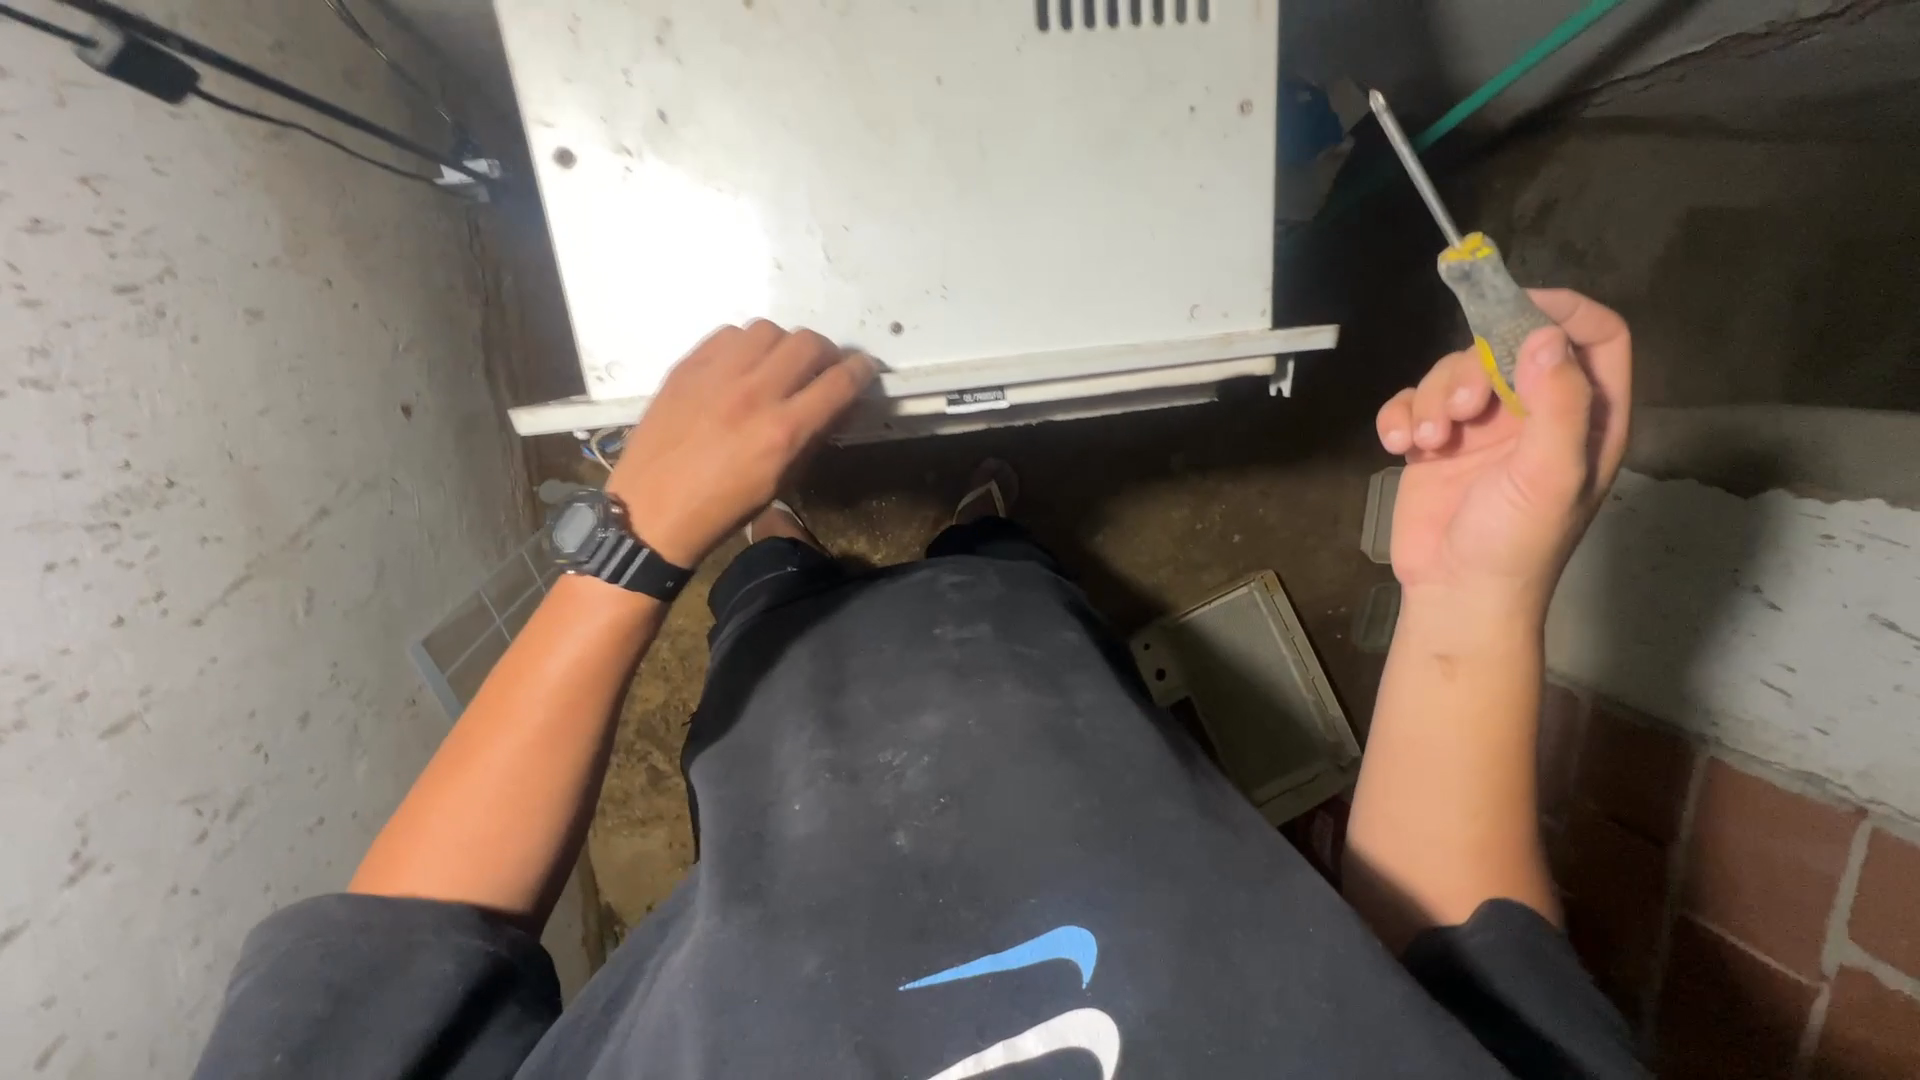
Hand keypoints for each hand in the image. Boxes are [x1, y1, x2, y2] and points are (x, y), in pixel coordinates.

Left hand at [606, 321, 875, 565]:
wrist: (653, 510)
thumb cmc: (725, 507)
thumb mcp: (782, 481)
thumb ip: (813, 437)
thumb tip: (836, 406)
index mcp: (784, 431)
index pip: (839, 382)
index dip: (861, 370)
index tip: (864, 369)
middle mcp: (755, 393)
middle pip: (809, 343)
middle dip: (827, 353)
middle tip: (823, 368)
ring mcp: (718, 374)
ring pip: (769, 330)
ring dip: (785, 345)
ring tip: (780, 365)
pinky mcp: (688, 366)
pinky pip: (730, 334)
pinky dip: (747, 345)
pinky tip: (743, 366)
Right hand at [1374, 289, 1631, 618]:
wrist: (1454, 591)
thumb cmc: (1515, 541)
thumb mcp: (1550, 474)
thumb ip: (1557, 403)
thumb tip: (1543, 336)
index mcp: (1583, 417)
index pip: (1593, 338)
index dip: (1562, 313)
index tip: (1514, 309)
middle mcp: (1532, 415)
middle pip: (1505, 350)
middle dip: (1473, 370)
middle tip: (1462, 409)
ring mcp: (1478, 430)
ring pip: (1451, 376)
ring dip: (1430, 401)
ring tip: (1425, 442)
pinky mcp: (1432, 446)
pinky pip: (1411, 405)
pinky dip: (1399, 418)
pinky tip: (1397, 446)